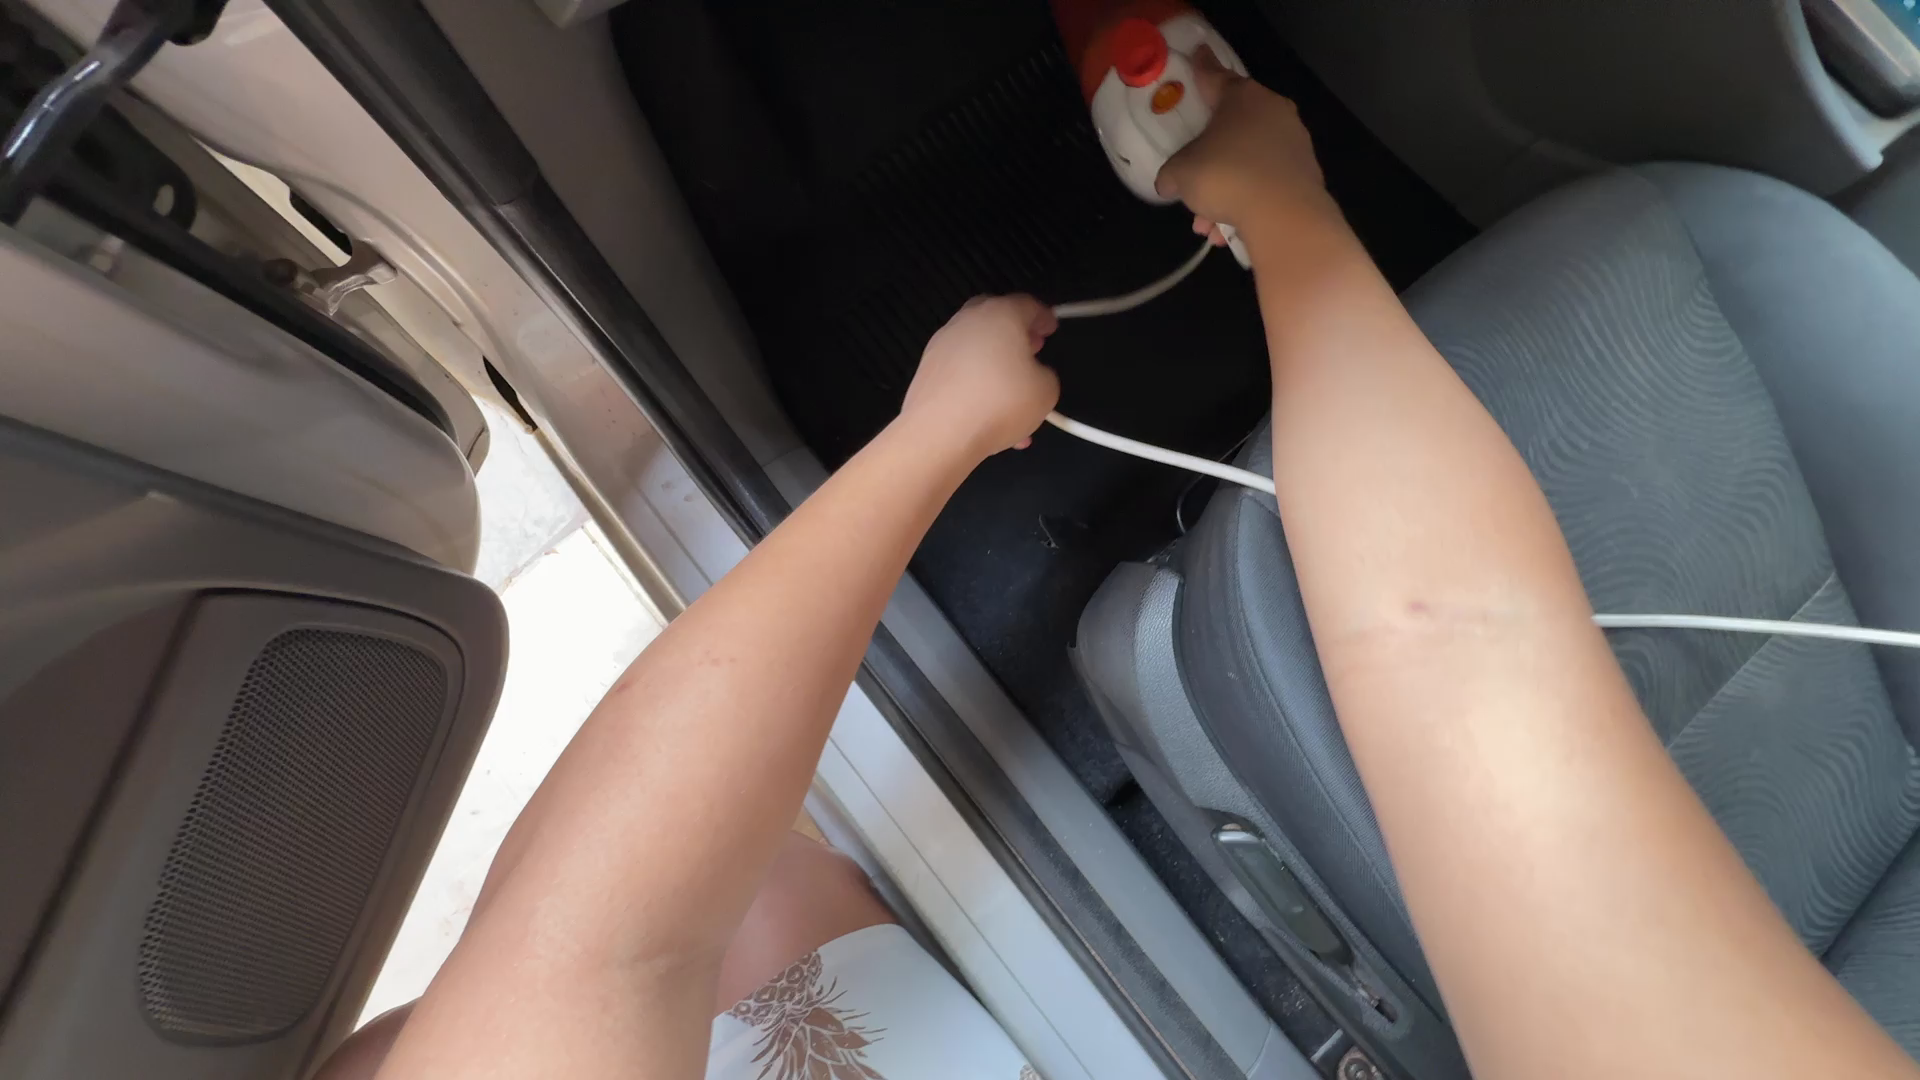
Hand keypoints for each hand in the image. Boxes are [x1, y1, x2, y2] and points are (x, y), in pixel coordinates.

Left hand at [901, 295, 1059, 457]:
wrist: (940, 433)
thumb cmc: (998, 404)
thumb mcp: (1046, 392)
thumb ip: (1045, 375)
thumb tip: (1034, 375)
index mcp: (1001, 315)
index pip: (1028, 305)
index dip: (1043, 317)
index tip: (1050, 327)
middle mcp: (968, 322)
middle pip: (995, 317)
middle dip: (1015, 333)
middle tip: (1030, 351)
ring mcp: (942, 345)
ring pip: (976, 348)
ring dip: (994, 364)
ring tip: (1011, 398)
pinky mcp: (927, 370)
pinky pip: (959, 372)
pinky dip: (975, 385)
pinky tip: (988, 414)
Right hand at [1154, 48, 1333, 246]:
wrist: (1282, 212)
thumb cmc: (1225, 176)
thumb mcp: (1180, 174)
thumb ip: (1170, 174)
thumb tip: (1169, 182)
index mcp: (1241, 98)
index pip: (1214, 77)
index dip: (1201, 69)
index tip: (1198, 55)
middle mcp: (1271, 112)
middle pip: (1232, 130)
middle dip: (1209, 160)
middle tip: (1192, 184)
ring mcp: (1292, 141)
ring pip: (1246, 164)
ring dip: (1224, 193)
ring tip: (1208, 225)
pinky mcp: (1303, 173)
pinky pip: (1263, 185)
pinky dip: (1244, 204)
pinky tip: (1228, 231)